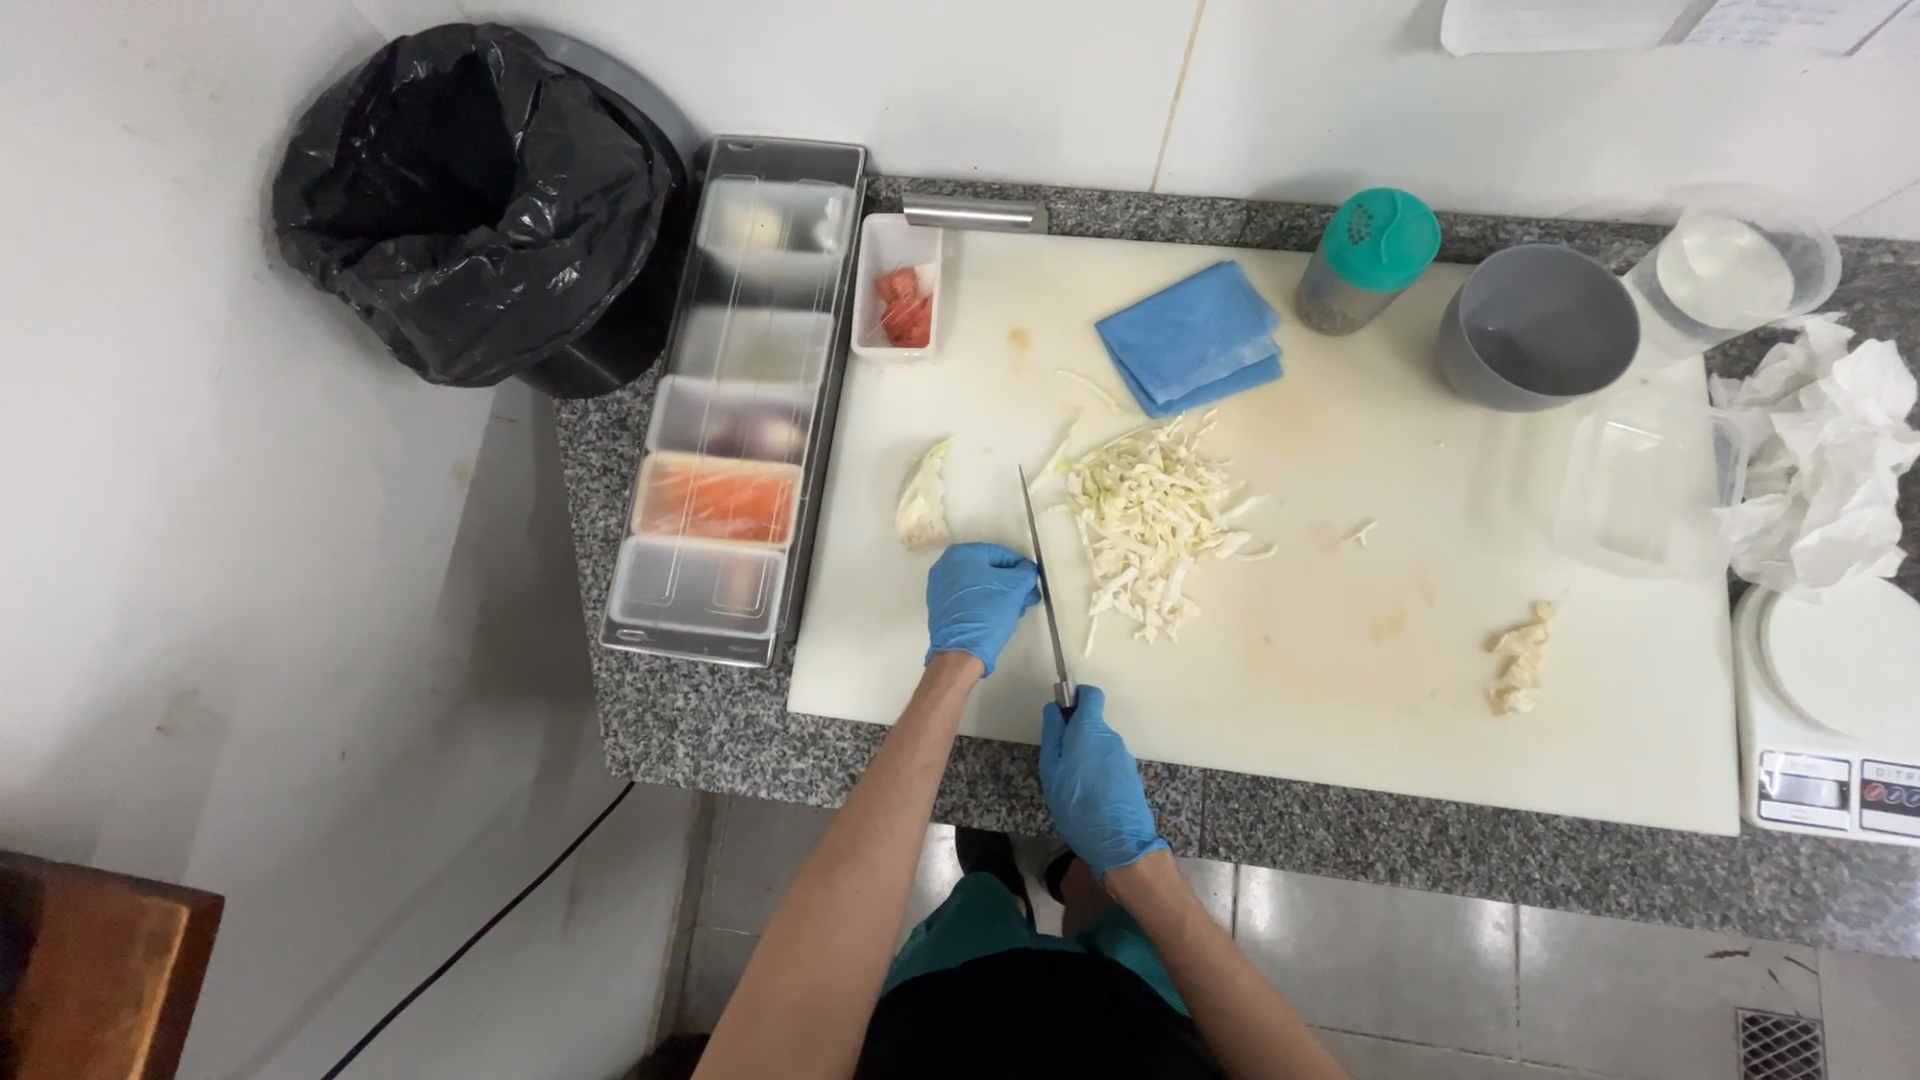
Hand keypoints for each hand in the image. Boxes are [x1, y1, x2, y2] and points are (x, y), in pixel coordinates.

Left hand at [924, 542, 1040, 675]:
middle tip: (1028, 596)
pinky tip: (1000, 616)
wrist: (960, 653)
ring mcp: (940, 589)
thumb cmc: (987, 613)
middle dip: (1011, 583)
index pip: (999, 553)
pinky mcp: (941, 608)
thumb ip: (1025, 572)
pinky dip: (985, 604)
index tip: (1032, 580)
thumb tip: (1027, 569)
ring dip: (1000, 595)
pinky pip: (968, 599)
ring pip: (979, 586)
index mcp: (960, 555)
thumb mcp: (1014, 589)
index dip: (1020, 566)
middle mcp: (945, 567)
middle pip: (987, 569)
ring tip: (1018, 608)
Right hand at [1039, 686, 1167, 877]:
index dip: (1076, 698)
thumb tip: (1054, 709)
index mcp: (1090, 730)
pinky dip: (1098, 773)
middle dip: (1074, 736)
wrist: (1121, 844)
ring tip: (1073, 788)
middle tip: (1059, 764)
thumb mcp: (1052, 770)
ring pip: (1099, 747)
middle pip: (1091, 724)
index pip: (1090, 695)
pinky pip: (1109, 764)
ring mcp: (1124, 758)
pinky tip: (1090, 798)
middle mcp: (1110, 738)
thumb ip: (1052, 735)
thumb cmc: (1077, 804)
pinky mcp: (1130, 777)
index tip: (1062, 713)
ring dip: (1085, 758)